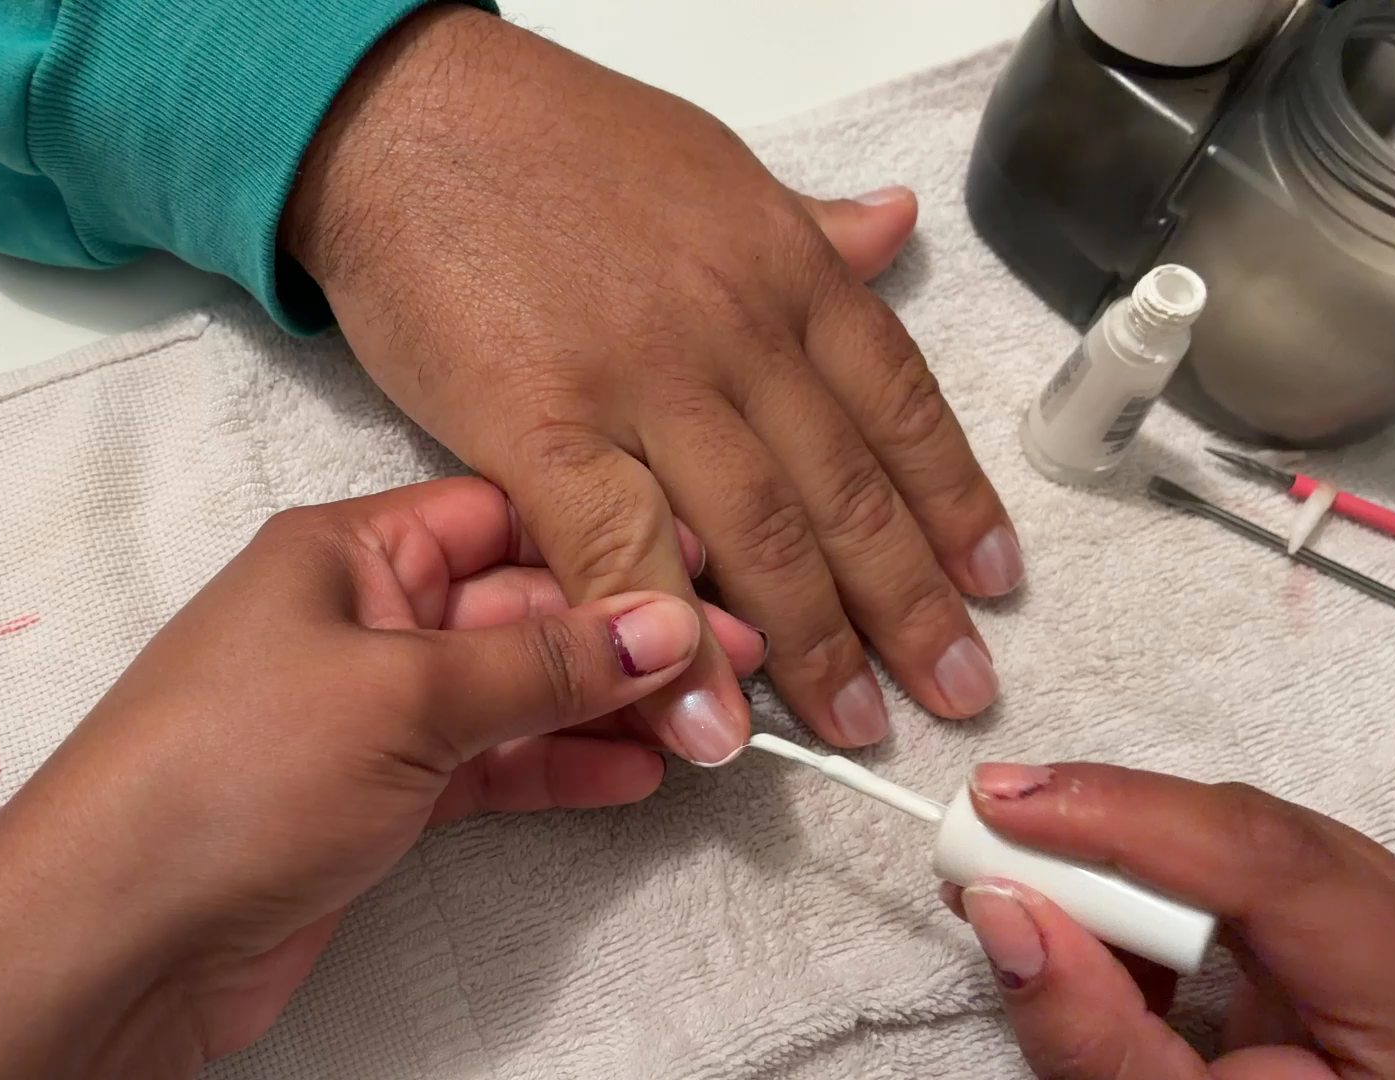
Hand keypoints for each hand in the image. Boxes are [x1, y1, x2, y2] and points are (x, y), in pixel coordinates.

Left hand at [0, 478, 763, 1078]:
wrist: (117, 945)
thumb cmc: (242, 773)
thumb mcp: (404, 695)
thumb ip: (541, 663)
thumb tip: (667, 625)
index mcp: (356, 552)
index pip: (505, 518)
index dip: (602, 537)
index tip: (699, 562)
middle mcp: (375, 613)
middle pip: (525, 610)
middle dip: (624, 639)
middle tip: (734, 660)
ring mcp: (384, 702)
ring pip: (519, 690)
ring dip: (605, 708)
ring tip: (703, 726)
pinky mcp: (390, 783)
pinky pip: (495, 759)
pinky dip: (559, 765)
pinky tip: (635, 773)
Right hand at [283, 6, 1020, 763]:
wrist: (404, 121)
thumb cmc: (541, 144)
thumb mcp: (705, 167)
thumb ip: (802, 224)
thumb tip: (885, 232)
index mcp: (776, 266)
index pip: (897, 405)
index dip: (952, 503)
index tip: (990, 581)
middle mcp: (732, 329)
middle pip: (844, 491)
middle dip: (908, 605)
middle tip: (954, 690)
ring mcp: (642, 381)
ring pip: (759, 534)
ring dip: (817, 644)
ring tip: (856, 726)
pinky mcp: (542, 428)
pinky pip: (627, 554)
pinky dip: (674, 643)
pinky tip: (713, 724)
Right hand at [942, 765, 1394, 1078]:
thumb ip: (1093, 1034)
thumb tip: (995, 905)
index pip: (1271, 858)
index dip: (1117, 812)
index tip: (992, 800)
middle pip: (1241, 830)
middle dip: (1095, 834)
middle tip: (982, 853)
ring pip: (1231, 833)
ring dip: (1113, 859)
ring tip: (1026, 900)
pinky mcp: (1378, 916)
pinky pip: (1238, 860)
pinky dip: (1147, 883)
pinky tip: (1100, 929)